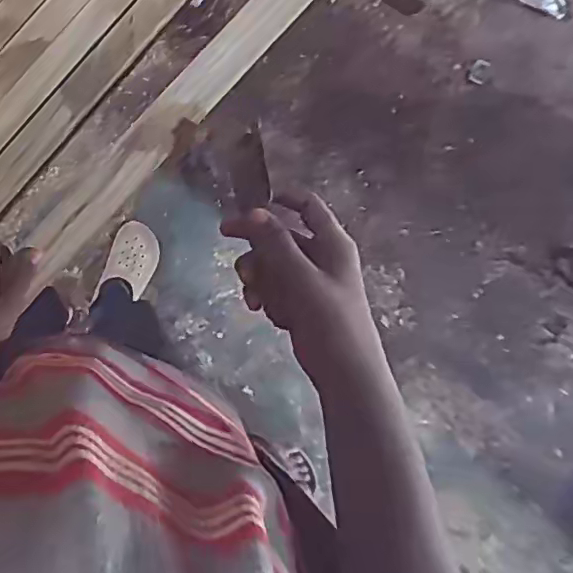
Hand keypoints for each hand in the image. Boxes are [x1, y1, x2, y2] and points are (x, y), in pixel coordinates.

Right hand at [221, 191, 387, 392]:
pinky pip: (271, 286)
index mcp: (332, 244)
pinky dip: (264, 295)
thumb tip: (253, 212)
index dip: (282, 198)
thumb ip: (276, 244)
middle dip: (256, 247)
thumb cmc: (331, 322)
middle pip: (279, 235)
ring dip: (257, 276)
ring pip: (270, 262)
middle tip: (226, 241)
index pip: (308, 206)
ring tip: (255, 298)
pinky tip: (262, 311)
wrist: (345, 374)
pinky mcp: (300, 301)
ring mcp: (310, 280)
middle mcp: (321, 257)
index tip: (250, 202)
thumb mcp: (301, 279)